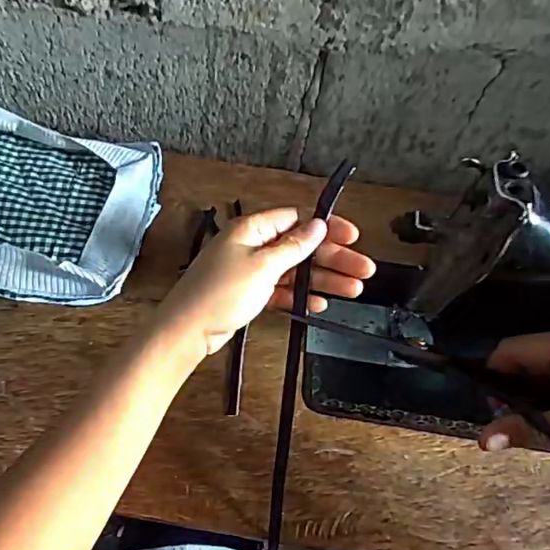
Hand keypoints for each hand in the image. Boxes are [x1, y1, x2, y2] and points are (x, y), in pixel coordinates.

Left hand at [155, 207, 376, 357]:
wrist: (188, 330)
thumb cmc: (216, 294)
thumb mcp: (263, 266)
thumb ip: (293, 247)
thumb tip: (317, 226)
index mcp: (250, 230)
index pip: (297, 219)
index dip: (327, 227)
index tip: (352, 237)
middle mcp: (250, 247)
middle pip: (300, 247)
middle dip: (332, 258)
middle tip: (362, 269)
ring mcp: (249, 271)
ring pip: (294, 271)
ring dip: (323, 280)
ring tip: (352, 289)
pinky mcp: (247, 294)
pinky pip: (281, 291)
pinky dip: (300, 296)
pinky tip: (320, 303)